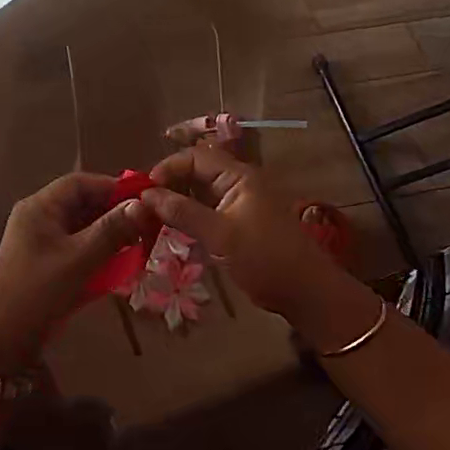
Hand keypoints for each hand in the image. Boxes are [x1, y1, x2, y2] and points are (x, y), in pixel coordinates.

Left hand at [0, 173, 155, 373]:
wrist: (1, 341)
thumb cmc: (38, 292)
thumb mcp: (79, 259)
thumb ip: (112, 230)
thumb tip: (144, 204)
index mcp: (39, 207)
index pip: (80, 183)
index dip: (112, 187)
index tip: (143, 199)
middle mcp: (37, 217)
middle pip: (81, 203)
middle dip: (113, 212)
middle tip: (146, 224)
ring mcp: (39, 241)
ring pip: (81, 226)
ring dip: (108, 232)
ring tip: (137, 243)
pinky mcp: (44, 262)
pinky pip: (75, 246)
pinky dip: (97, 250)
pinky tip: (117, 263)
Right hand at [141, 146, 377, 344]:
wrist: (305, 293)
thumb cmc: (264, 259)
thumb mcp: (219, 235)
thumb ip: (182, 212)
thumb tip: (146, 195)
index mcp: (238, 176)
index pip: (194, 157)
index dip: (167, 168)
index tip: (143, 189)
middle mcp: (238, 183)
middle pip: (195, 171)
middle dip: (168, 183)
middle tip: (143, 204)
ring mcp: (239, 203)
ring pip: (199, 191)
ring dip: (176, 200)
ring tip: (151, 217)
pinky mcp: (238, 222)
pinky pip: (207, 209)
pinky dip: (188, 215)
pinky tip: (171, 228)